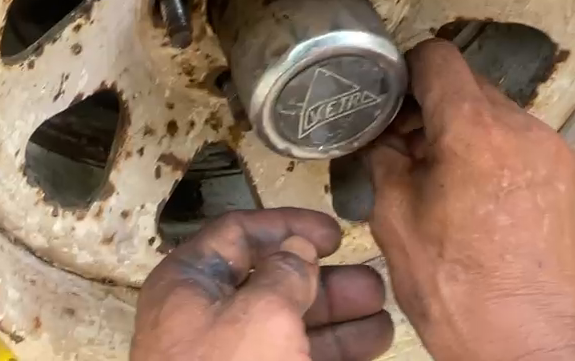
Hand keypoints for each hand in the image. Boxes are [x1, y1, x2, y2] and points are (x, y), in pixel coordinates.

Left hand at [131, 208, 394, 360]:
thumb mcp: (261, 314)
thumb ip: (285, 274)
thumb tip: (297, 248)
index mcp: (190, 282)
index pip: (239, 233)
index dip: (287, 226)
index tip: (334, 233)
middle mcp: (205, 318)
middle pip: (271, 284)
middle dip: (325, 283)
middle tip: (374, 284)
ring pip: (289, 329)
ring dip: (338, 322)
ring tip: (384, 320)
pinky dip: (331, 356)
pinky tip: (369, 350)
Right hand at [366, 40, 574, 360]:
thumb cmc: (464, 297)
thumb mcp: (396, 221)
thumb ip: (384, 160)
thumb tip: (381, 137)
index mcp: (475, 131)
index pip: (437, 57)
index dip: (405, 68)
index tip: (390, 95)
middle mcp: (523, 130)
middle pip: (467, 83)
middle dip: (431, 104)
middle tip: (405, 144)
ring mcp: (554, 154)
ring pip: (495, 112)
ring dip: (463, 129)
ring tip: (440, 177)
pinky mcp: (571, 181)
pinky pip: (520, 141)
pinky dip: (492, 151)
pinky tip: (474, 196)